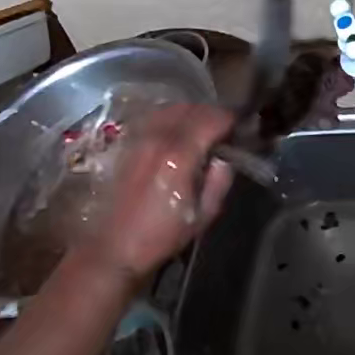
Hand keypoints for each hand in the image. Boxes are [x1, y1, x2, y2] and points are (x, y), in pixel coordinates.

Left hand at [74, 103, 235, 284]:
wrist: (114, 246)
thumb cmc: (162, 235)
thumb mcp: (204, 215)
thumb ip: (220, 180)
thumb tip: (225, 156)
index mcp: (180, 156)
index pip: (212, 119)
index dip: (231, 120)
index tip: (240, 129)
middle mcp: (158, 138)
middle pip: (192, 108)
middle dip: (213, 115)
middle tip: (224, 131)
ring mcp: (139, 137)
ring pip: (171, 108)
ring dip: (191, 114)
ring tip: (201, 130)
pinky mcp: (126, 142)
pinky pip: (153, 117)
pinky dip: (170, 117)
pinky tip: (175, 133)